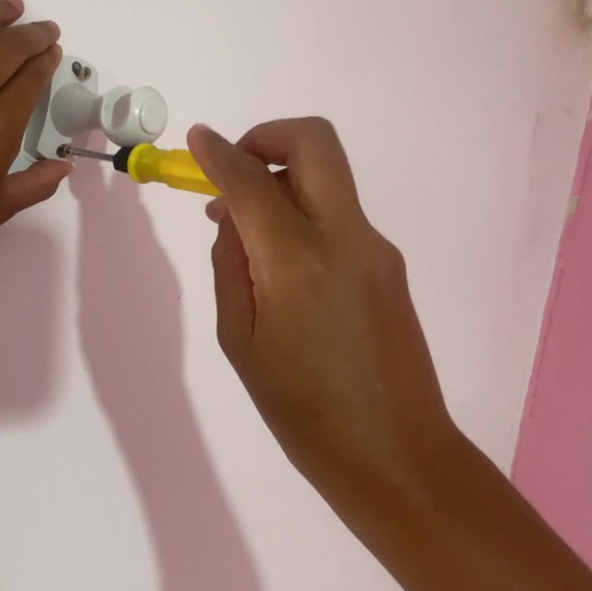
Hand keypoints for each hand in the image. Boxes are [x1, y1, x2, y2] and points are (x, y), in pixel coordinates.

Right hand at [188, 119, 456, 496]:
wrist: (394, 453)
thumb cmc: (301, 409)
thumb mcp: (240, 341)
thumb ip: (231, 267)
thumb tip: (233, 220)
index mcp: (297, 261)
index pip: (252, 180)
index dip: (219, 153)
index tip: (197, 140)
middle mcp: (344, 238)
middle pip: (315, 143)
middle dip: (268, 137)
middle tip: (234, 167)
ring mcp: (375, 248)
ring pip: (327, 179)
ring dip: (282, 182)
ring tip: (244, 234)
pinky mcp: (389, 265)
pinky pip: (338, 216)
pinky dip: (302, 216)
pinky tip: (280, 266)